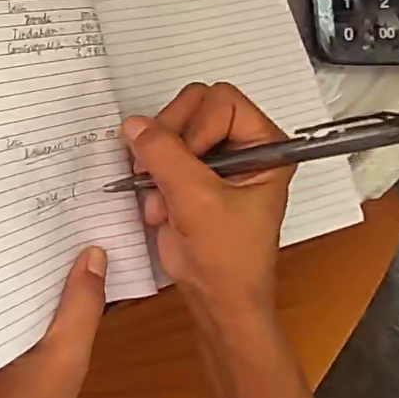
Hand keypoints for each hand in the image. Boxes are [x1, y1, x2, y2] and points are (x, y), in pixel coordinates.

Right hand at [122, 82, 290, 334]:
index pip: (221, 100)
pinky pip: (158, 149)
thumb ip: (165, 155)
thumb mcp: (198, 200)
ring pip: (170, 125)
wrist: (216, 297)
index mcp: (264, 144)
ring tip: (161, 195)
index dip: (197, 126)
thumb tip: (134, 125)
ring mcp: (212, 157)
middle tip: (160, 171)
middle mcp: (240, 144)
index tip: (189, 162)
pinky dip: (149, 172)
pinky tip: (158, 203)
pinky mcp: (188, 172)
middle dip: (169, 138)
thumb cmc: (227, 257)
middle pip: (193, 105)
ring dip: (156, 159)